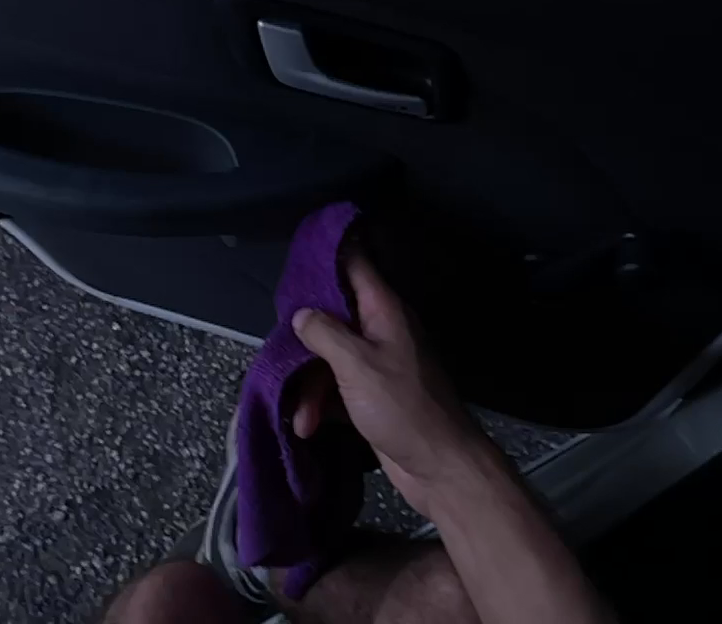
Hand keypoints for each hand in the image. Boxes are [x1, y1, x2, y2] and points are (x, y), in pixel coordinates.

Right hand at [290, 254, 492, 517]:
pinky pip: (336, 386)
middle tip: (283, 353)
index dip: (327, 254)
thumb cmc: (402, 407)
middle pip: (333, 315)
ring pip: (329, 355)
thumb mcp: (356, 365)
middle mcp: (380, 329)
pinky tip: (308, 424)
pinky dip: (321, 402)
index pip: (355, 264)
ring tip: (301, 416)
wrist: (438, 466)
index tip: (297, 253)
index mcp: (384, 310)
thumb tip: (301, 314)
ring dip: (310, 384)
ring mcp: (376, 363)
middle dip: (305, 337)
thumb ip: (325, 333)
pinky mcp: (370, 394)